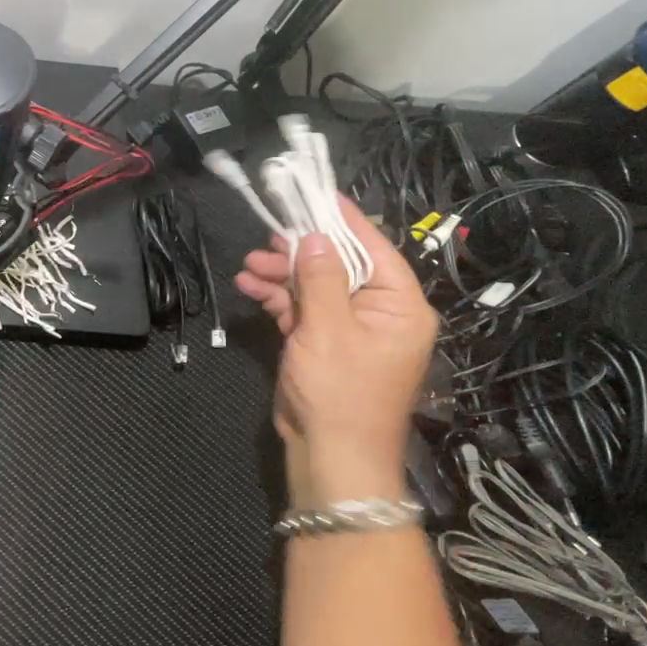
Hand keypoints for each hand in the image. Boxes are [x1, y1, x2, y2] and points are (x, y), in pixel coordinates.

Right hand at [234, 198, 436, 506]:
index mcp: (399, 305)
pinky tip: (250, 288)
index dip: (342, 219)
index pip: (372, 247)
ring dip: (281, 275)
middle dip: (299, 251)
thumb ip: (319, 279)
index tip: (314, 192)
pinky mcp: (324, 344)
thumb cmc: (340, 391)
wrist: (331, 453)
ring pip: (314, 286)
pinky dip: (277, 299)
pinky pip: (302, 310)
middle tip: (265, 238)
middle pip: (339, 264)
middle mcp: (379, 311)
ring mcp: (349, 329)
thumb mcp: (328, 330)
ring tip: (247, 267)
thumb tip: (312, 236)